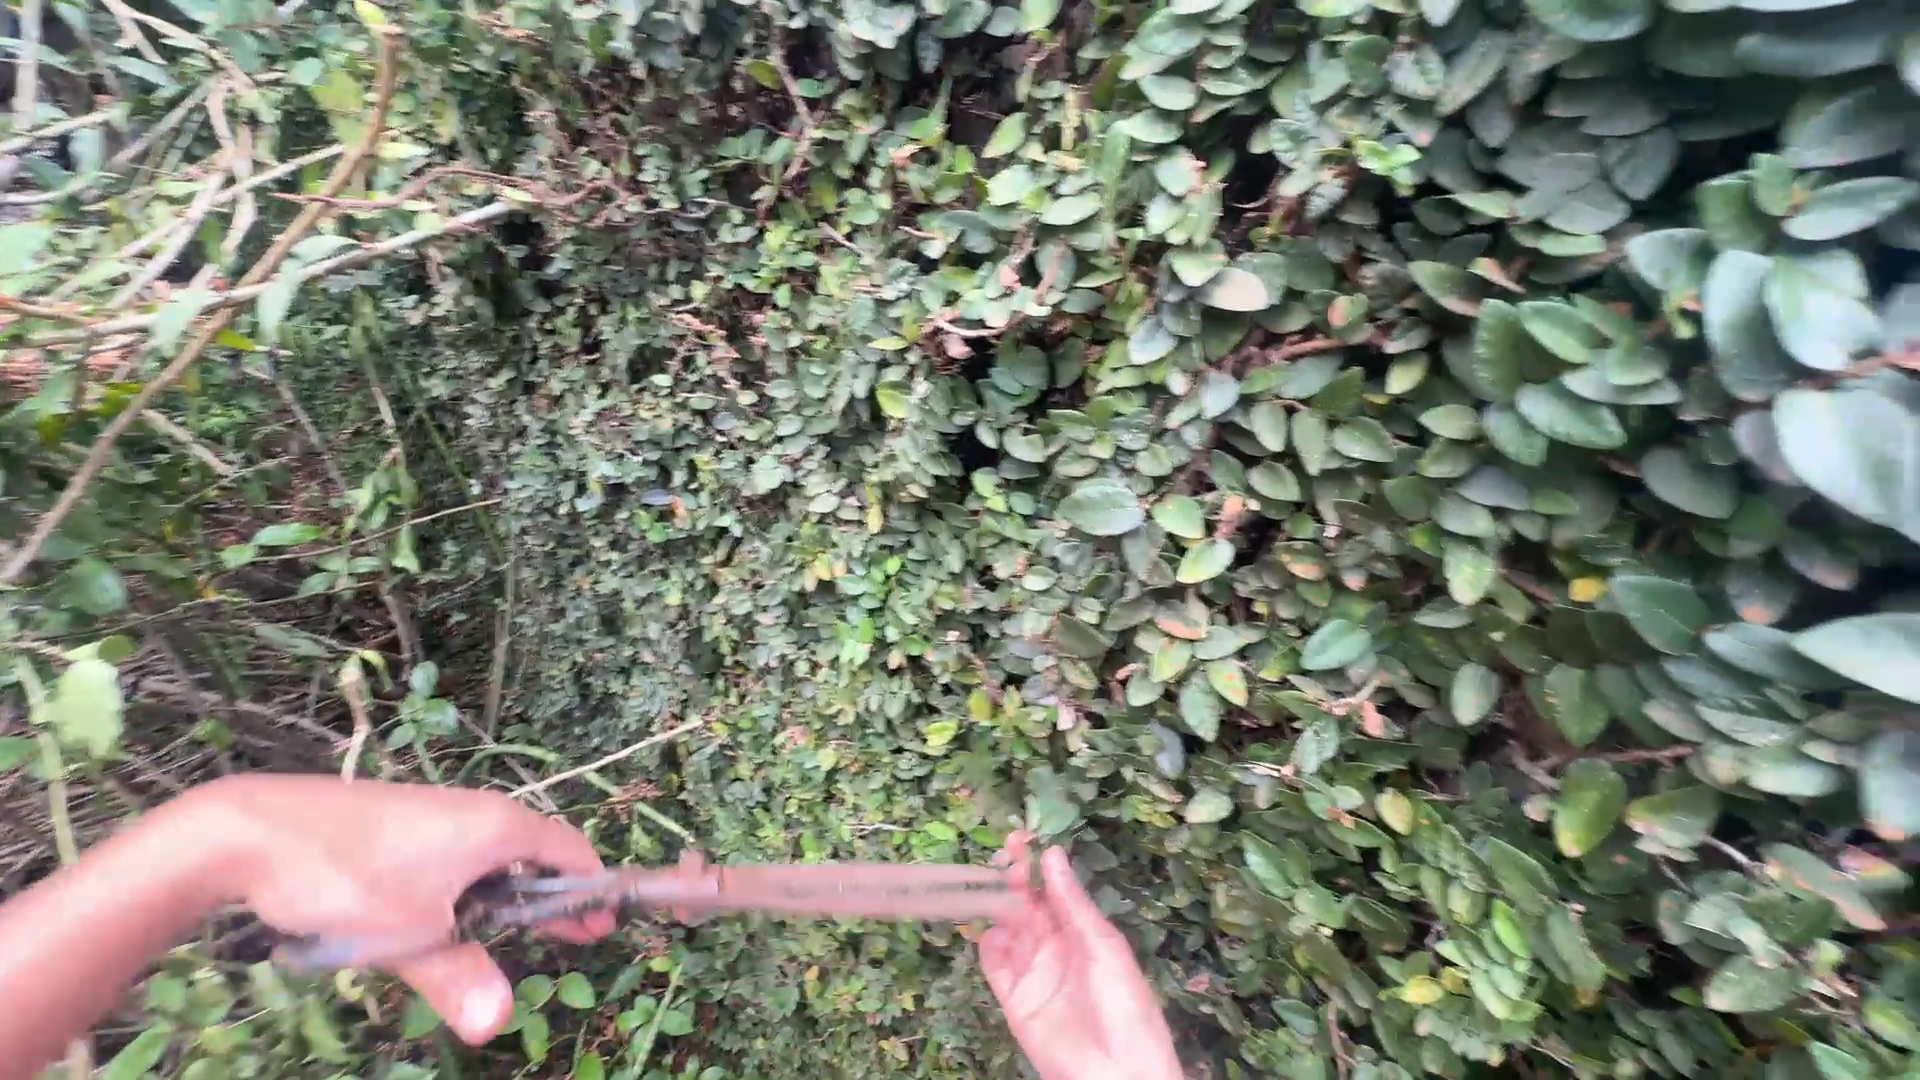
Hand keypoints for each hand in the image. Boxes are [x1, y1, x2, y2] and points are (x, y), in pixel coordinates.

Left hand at [189, 774, 613, 1043]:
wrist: (256, 830)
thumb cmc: (352, 877)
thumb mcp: (410, 934)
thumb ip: (458, 976)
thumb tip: (498, 1026)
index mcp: (501, 827)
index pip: (570, 850)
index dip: (590, 889)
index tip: (600, 925)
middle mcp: (483, 813)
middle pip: (538, 854)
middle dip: (554, 899)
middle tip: (572, 937)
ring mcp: (445, 815)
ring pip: (496, 856)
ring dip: (511, 895)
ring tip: (503, 935)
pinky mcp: (412, 824)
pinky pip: (463, 853)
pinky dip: (474, 885)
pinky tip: (445, 916)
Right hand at [980, 833, 1182, 1079]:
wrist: (1118, 1075)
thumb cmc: (1124, 1004)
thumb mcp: (1103, 945)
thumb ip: (1072, 902)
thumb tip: (1051, 853)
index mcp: (1081, 930)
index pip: (1052, 889)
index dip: (1035, 863)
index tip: (1020, 837)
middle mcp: (1054, 945)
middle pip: (1026, 904)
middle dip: (1013, 878)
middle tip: (1003, 855)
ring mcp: (1033, 971)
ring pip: (1007, 928)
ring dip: (997, 906)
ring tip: (992, 887)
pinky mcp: (1015, 999)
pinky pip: (995, 967)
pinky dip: (987, 946)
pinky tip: (988, 930)